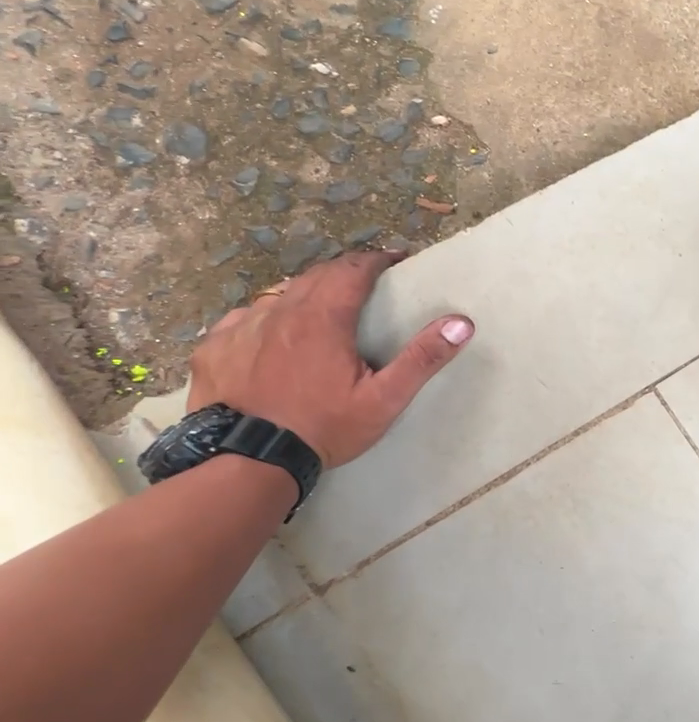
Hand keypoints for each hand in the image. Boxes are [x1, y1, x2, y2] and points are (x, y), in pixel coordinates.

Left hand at [186, 251, 473, 468]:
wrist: (246, 461)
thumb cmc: (324, 427)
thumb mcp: (385, 398)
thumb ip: (422, 358)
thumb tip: (462, 323)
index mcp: (322, 319)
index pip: (351, 270)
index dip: (376, 260)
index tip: (396, 260)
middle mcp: (278, 313)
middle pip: (314, 276)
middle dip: (344, 273)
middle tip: (367, 283)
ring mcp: (240, 328)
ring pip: (278, 296)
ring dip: (306, 295)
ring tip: (322, 311)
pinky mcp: (213, 348)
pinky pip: (244, 319)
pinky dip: (267, 318)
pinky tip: (273, 337)